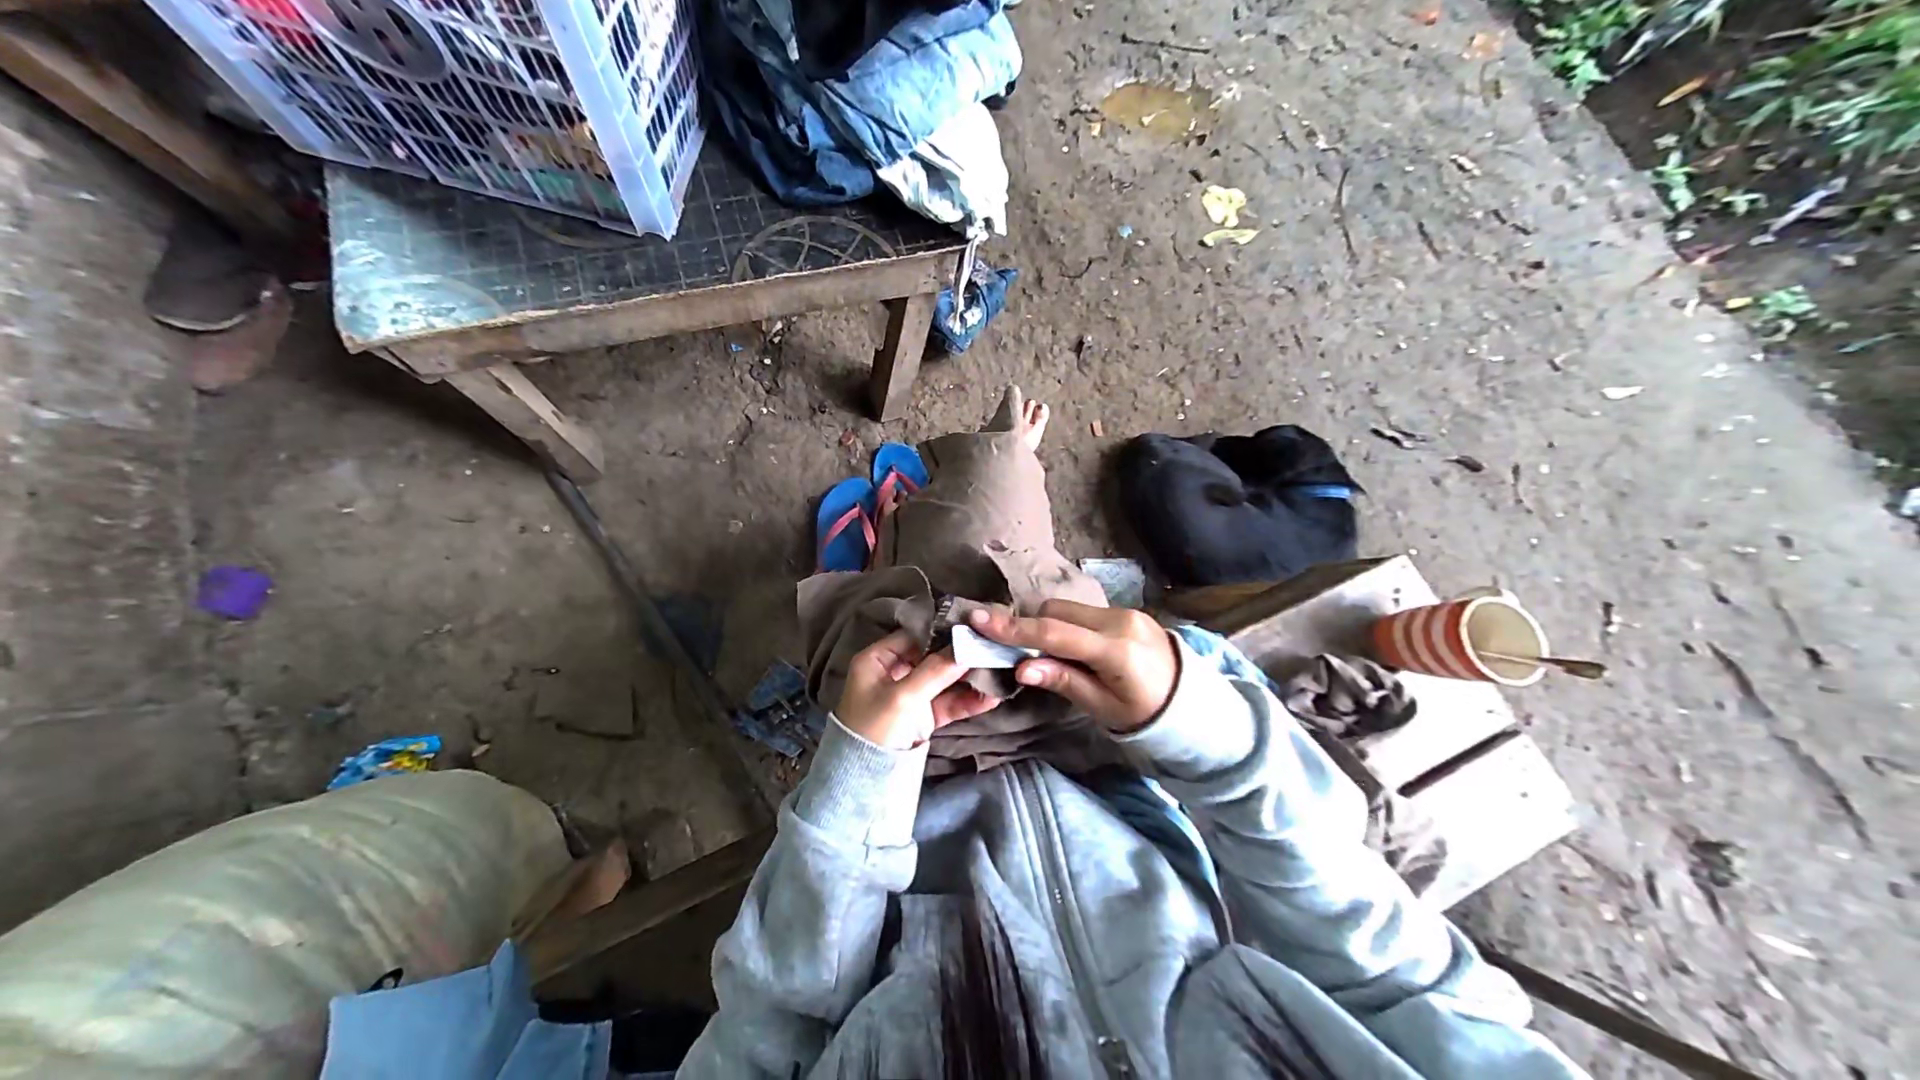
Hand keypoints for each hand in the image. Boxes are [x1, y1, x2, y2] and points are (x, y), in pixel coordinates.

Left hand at [834, 630, 1002, 749]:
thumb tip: (966, 646)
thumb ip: (935, 670)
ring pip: (944, 681)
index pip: (915, 636)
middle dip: (962, 656)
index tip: (973, 629)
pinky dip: (968, 701)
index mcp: (878, 659)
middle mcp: (893, 673)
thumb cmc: (875, 729)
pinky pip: (948, 703)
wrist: (863, 782)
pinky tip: (991, 697)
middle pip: (932, 657)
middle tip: (992, 649)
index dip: (942, 632)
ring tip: (999, 672)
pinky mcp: (922, 717)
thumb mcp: (903, 697)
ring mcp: (909, 696)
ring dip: (969, 679)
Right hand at [966, 600, 1177, 732]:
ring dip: (1051, 626)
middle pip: (1057, 612)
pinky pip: (1086, 612)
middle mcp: (1120, 621)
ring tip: (1051, 656)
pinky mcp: (1129, 612)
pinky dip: (1070, 626)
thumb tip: (1021, 666)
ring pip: (1069, 608)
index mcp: (1115, 650)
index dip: (1014, 628)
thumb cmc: (1143, 714)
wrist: (1191, 703)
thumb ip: (1062, 680)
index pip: (1054, 634)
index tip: (979, 619)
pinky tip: (1074, 649)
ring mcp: (1126, 612)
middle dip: (1031, 627)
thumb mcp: (1101, 706)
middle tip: (1018, 652)